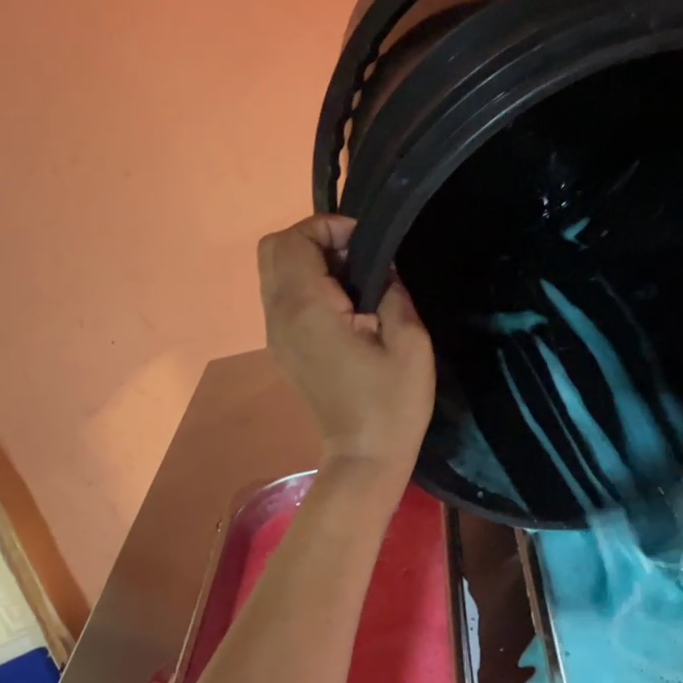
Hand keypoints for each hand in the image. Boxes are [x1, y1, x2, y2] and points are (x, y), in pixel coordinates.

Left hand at [258, 215, 434, 476]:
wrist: (365, 455)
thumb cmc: (392, 402)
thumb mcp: (410, 341)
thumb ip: (393, 291)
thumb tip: (381, 267)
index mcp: (308, 309)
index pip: (294, 240)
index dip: (328, 227)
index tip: (365, 243)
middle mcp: (280, 316)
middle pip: (273, 248)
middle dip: (313, 237)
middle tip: (355, 254)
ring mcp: (275, 333)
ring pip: (273, 270)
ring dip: (308, 260)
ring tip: (352, 278)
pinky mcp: (282, 347)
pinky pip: (280, 295)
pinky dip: (305, 282)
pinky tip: (342, 303)